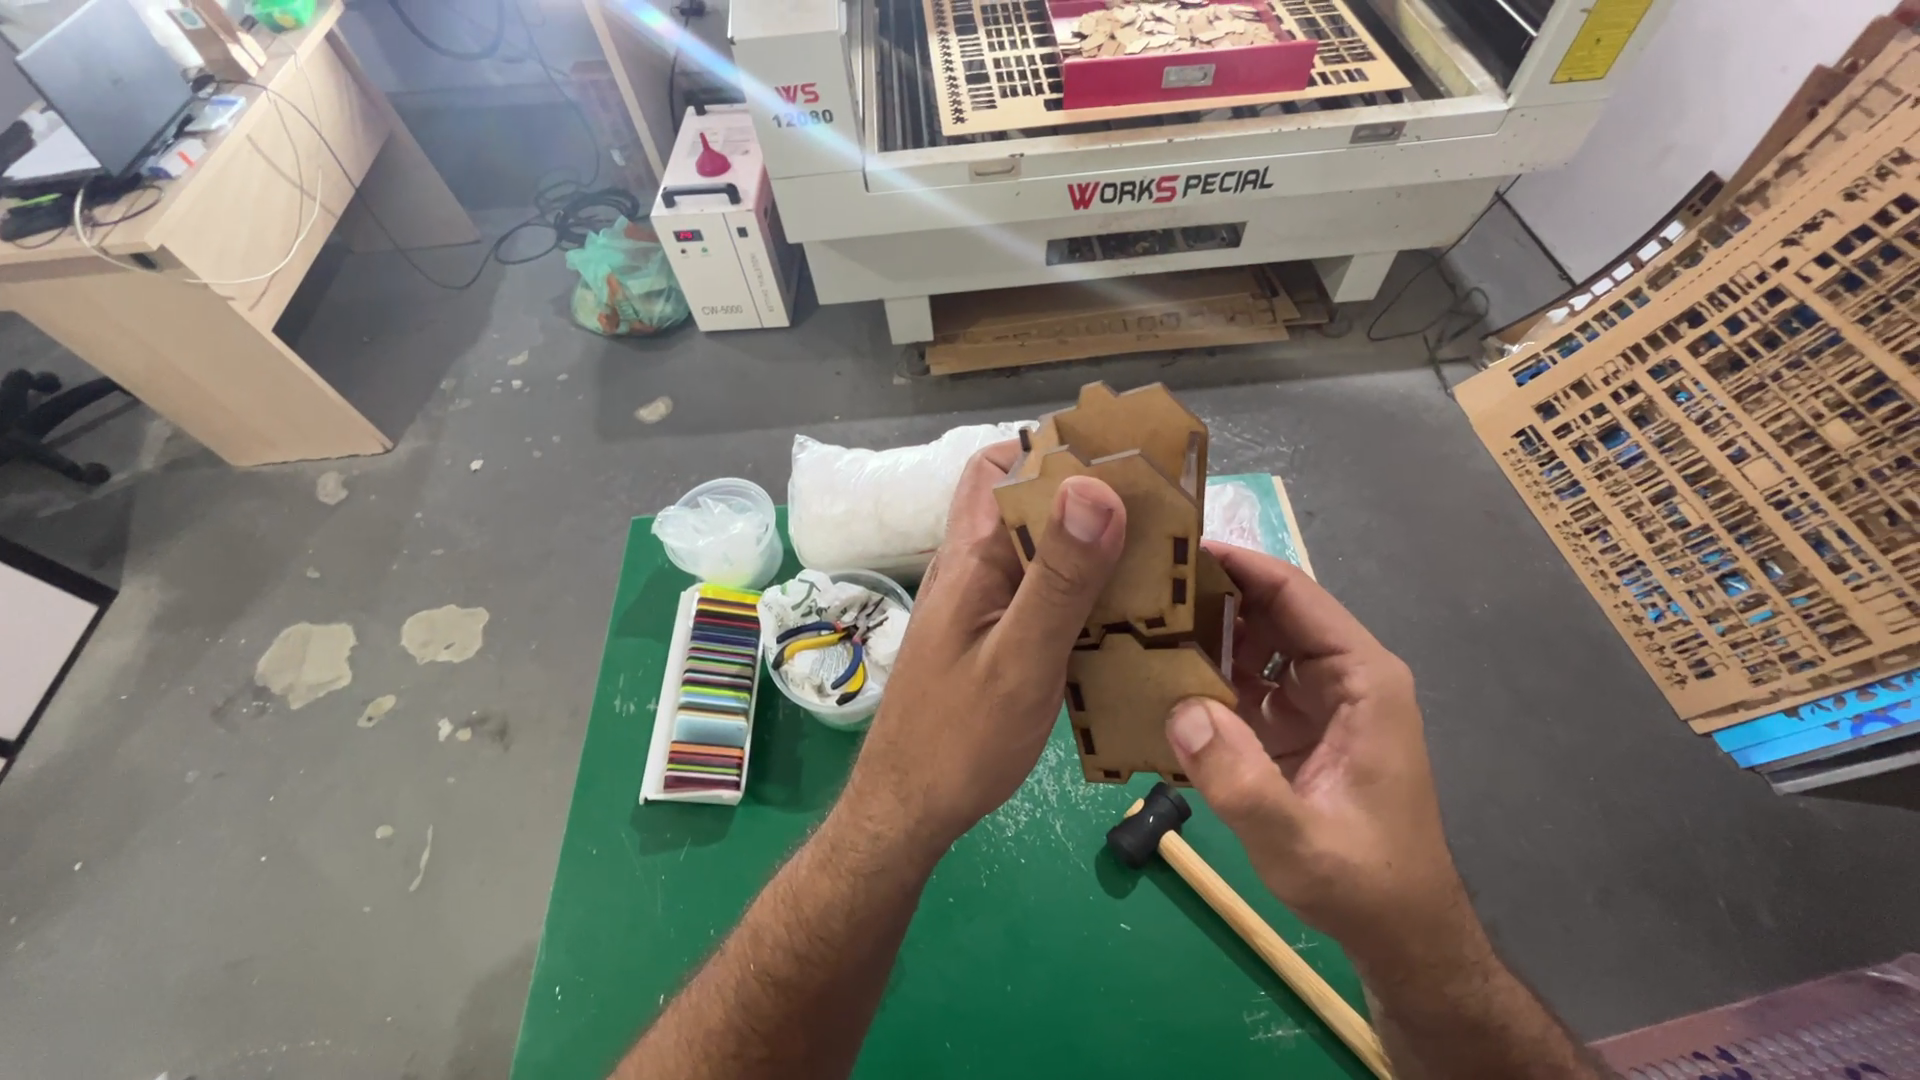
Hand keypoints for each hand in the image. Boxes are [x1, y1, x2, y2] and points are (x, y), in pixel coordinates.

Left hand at [838, 442, 1125, 858]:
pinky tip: (1116, 610)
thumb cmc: (961, 739)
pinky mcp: (986, 633)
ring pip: (1032, 546)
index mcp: (971, 557)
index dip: (1057, 450)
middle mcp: (968, 566)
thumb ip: (1059, 578)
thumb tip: (1096, 487)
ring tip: (1150, 555)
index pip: (1003, 467)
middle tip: (1152, 511)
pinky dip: (1075, 586)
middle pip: (1022, 501)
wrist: (909, 807)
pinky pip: (1034, 588)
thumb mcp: (1020, 659)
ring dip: (1084, 543)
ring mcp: (975, 600)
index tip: (1123, 457)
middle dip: (1084, 494)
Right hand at [1164, 542, 1468, 968]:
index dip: (1240, 565)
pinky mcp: (1297, 726)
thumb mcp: (1297, 839)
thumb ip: (1239, 779)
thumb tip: (1179, 709)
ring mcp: (1319, 701)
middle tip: (1141, 586)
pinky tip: (1161, 677)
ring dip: (1205, 633)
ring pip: (1255, 644)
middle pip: (1272, 612)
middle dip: (1211, 595)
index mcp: (1363, 680)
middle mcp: (1343, 677)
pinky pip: (1247, 683)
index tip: (1178, 547)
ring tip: (1140, 621)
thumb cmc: (1364, 882)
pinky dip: (1208, 676)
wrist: (1399, 933)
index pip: (1297, 596)